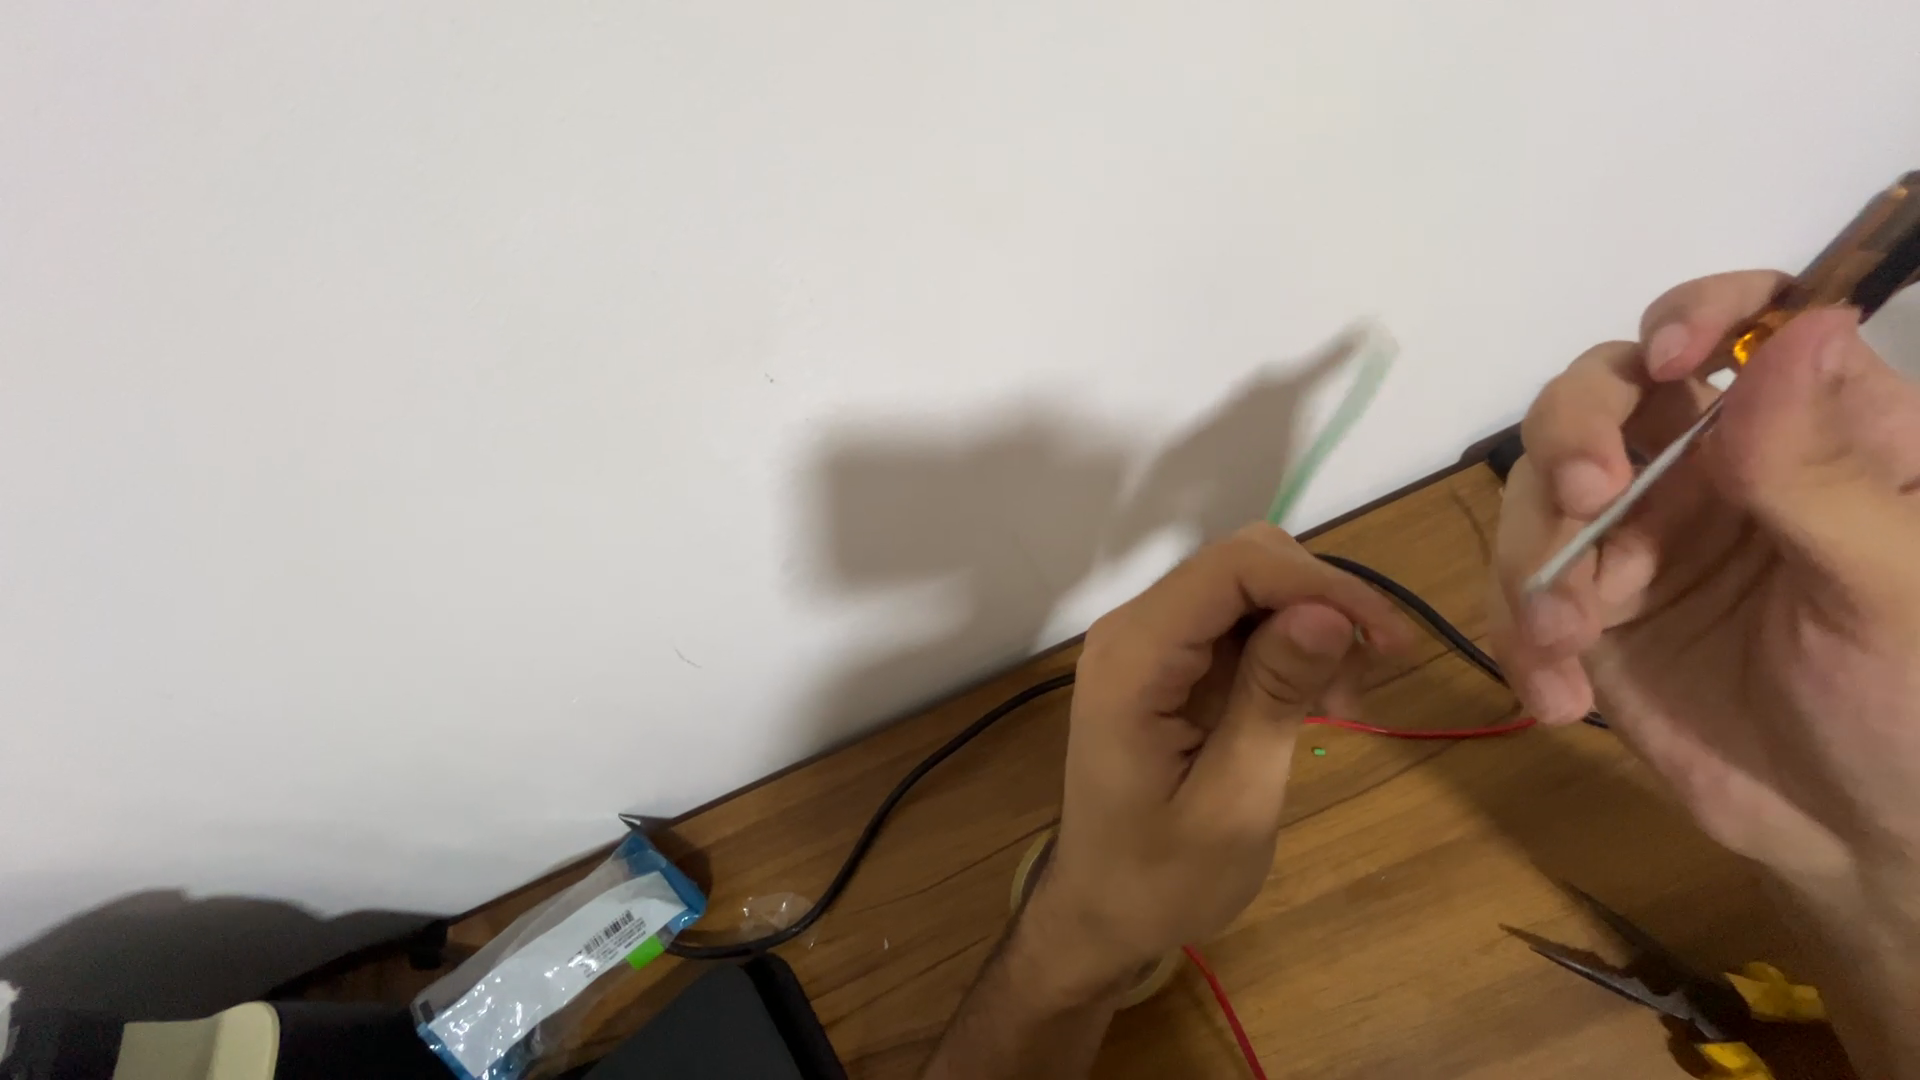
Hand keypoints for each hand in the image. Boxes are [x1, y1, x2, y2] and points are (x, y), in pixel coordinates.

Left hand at [1031, 524, 1412, 994]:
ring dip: (1307, 624)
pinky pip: (1232, 623)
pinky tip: (1313, 698)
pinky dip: (1284, 646)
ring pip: (1243, 587)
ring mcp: (1142, 642)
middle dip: (1318, 601)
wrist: (1101, 905)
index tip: (1392, 641)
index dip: (1320, 583)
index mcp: (1133, 659)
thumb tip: (1327, 610)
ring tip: (1344, 700)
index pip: (1231, 567)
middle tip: (1370, 677)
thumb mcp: (1235, 799)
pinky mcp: (1161, 661)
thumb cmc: (1162, 876)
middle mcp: (1130, 630)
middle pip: (1238, 564)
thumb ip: (1273, 696)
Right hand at [1489, 271, 1919, 887]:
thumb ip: (1824, 469)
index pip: (1742, 327)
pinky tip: (1559, 693)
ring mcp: (1623, 537)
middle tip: (1584, 502)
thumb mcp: (1894, 582)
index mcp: (1802, 439)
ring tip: (1567, 642)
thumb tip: (1800, 331)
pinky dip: (1517, 635)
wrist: (1850, 831)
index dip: (1695, 317)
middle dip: (1569, 440)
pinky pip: (1509, 588)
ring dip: (1536, 564)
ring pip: (1533, 497)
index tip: (1666, 362)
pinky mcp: (1571, 600)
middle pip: (1595, 397)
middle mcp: (1698, 470)